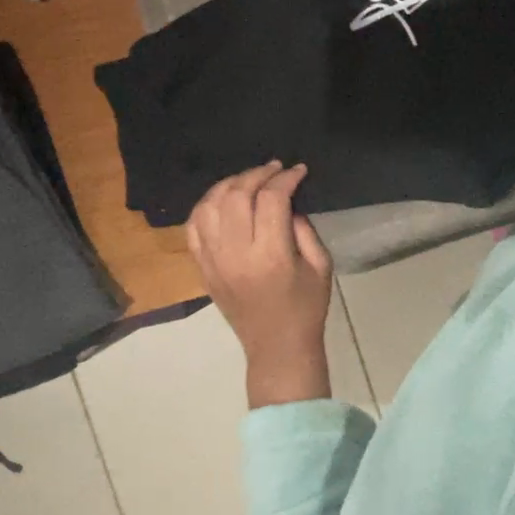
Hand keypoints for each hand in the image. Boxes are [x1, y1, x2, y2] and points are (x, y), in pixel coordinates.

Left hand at [187, 161, 335, 408]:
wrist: (276, 345)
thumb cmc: (307, 306)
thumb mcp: (321, 265)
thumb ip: (304, 229)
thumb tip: (288, 203)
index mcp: (272, 255)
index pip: (272, 200)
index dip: (286, 179)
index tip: (299, 171)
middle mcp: (236, 253)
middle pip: (237, 196)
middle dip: (257, 174)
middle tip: (276, 169)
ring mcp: (213, 260)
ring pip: (209, 206)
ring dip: (229, 184)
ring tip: (249, 179)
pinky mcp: (202, 267)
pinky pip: (193, 227)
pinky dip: (205, 205)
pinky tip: (223, 198)